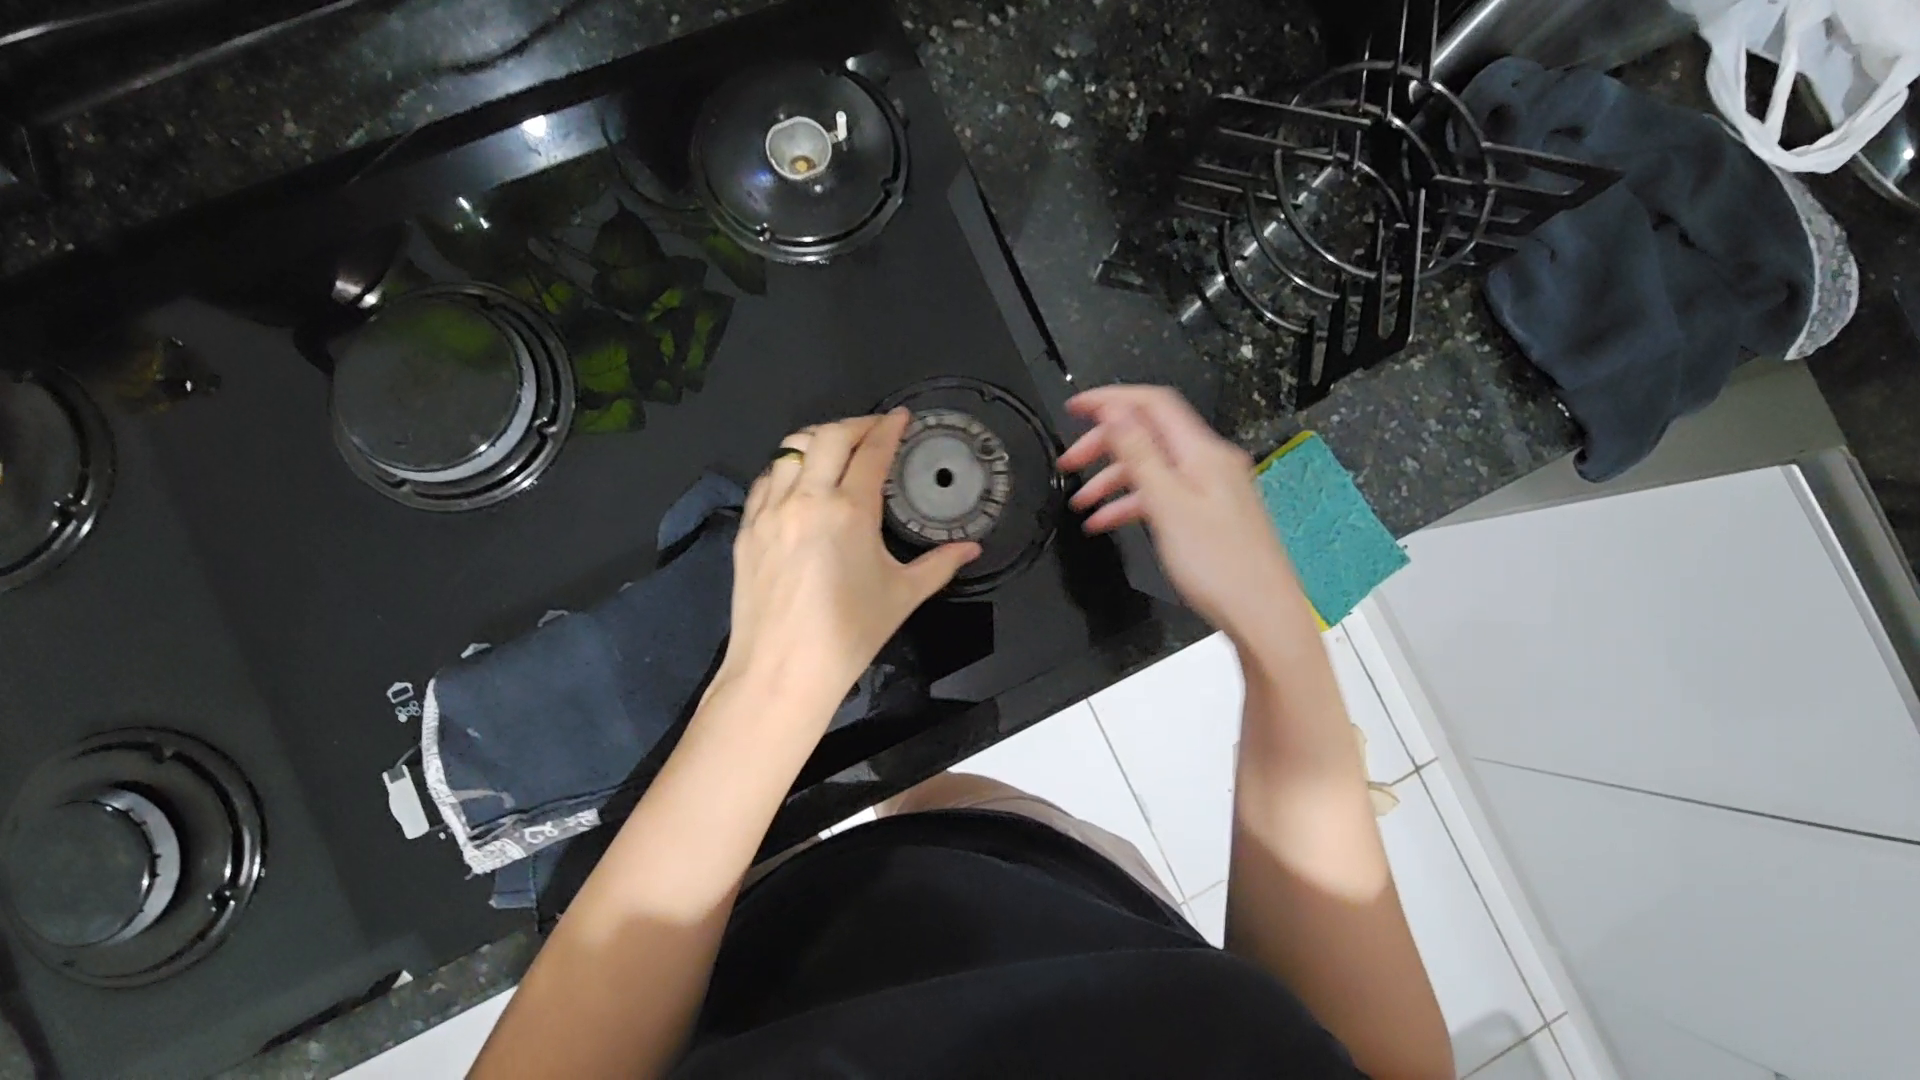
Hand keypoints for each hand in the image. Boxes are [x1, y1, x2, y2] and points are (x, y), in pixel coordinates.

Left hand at [712, 411, 979, 730]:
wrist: (783, 669)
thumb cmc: (850, 634)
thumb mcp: (903, 596)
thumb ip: (939, 564)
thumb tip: (971, 548)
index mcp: (850, 511)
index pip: (871, 452)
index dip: (888, 428)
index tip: (900, 418)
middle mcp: (807, 499)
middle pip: (827, 436)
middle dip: (854, 424)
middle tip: (873, 430)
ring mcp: (770, 513)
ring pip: (790, 452)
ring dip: (817, 442)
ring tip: (836, 449)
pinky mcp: (747, 530)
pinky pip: (765, 482)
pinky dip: (786, 470)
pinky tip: (799, 482)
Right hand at [1058, 385, 1301, 639]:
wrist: (1262, 615)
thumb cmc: (1225, 569)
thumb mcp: (1168, 506)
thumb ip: (1139, 455)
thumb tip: (1116, 413)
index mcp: (1203, 454)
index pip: (1151, 404)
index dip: (1110, 400)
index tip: (1077, 407)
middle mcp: (1210, 464)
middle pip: (1148, 436)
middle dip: (1104, 444)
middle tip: (1070, 461)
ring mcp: (1211, 489)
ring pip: (1152, 469)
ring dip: (1113, 480)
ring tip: (1082, 501)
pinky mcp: (1208, 514)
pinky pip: (1163, 495)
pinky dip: (1132, 503)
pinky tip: (1109, 522)